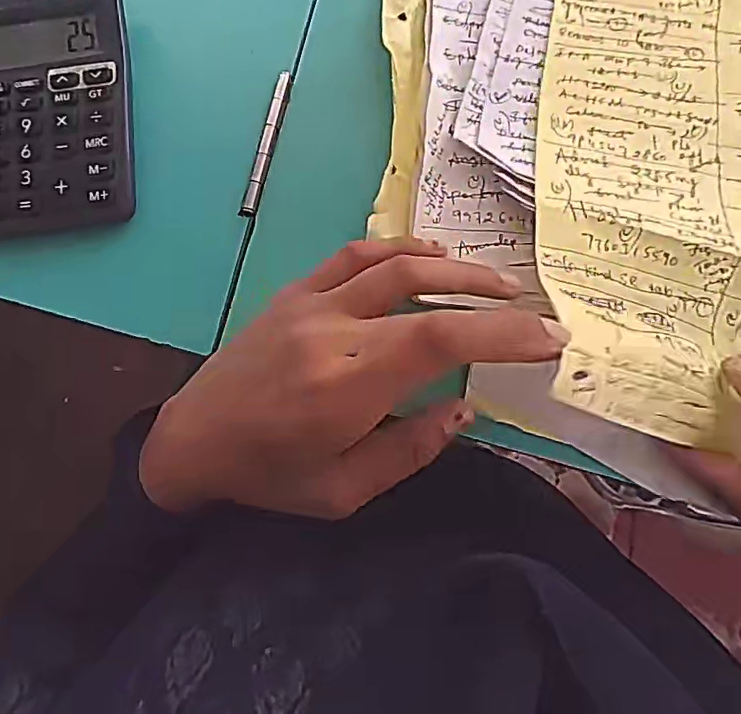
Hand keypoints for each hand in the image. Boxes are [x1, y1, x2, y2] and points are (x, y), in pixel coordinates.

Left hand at [140, 238, 569, 518]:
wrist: (193, 439)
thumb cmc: (271, 475)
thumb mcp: (345, 491)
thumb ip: (413, 448)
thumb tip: (465, 405)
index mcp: (348, 384)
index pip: (440, 341)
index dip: (502, 333)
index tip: (548, 337)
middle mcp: (332, 330)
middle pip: (423, 292)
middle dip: (488, 295)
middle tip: (531, 305)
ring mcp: (310, 302)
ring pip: (392, 263)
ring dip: (450, 266)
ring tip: (492, 279)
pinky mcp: (295, 291)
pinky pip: (352, 255)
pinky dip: (397, 249)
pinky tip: (426, 256)